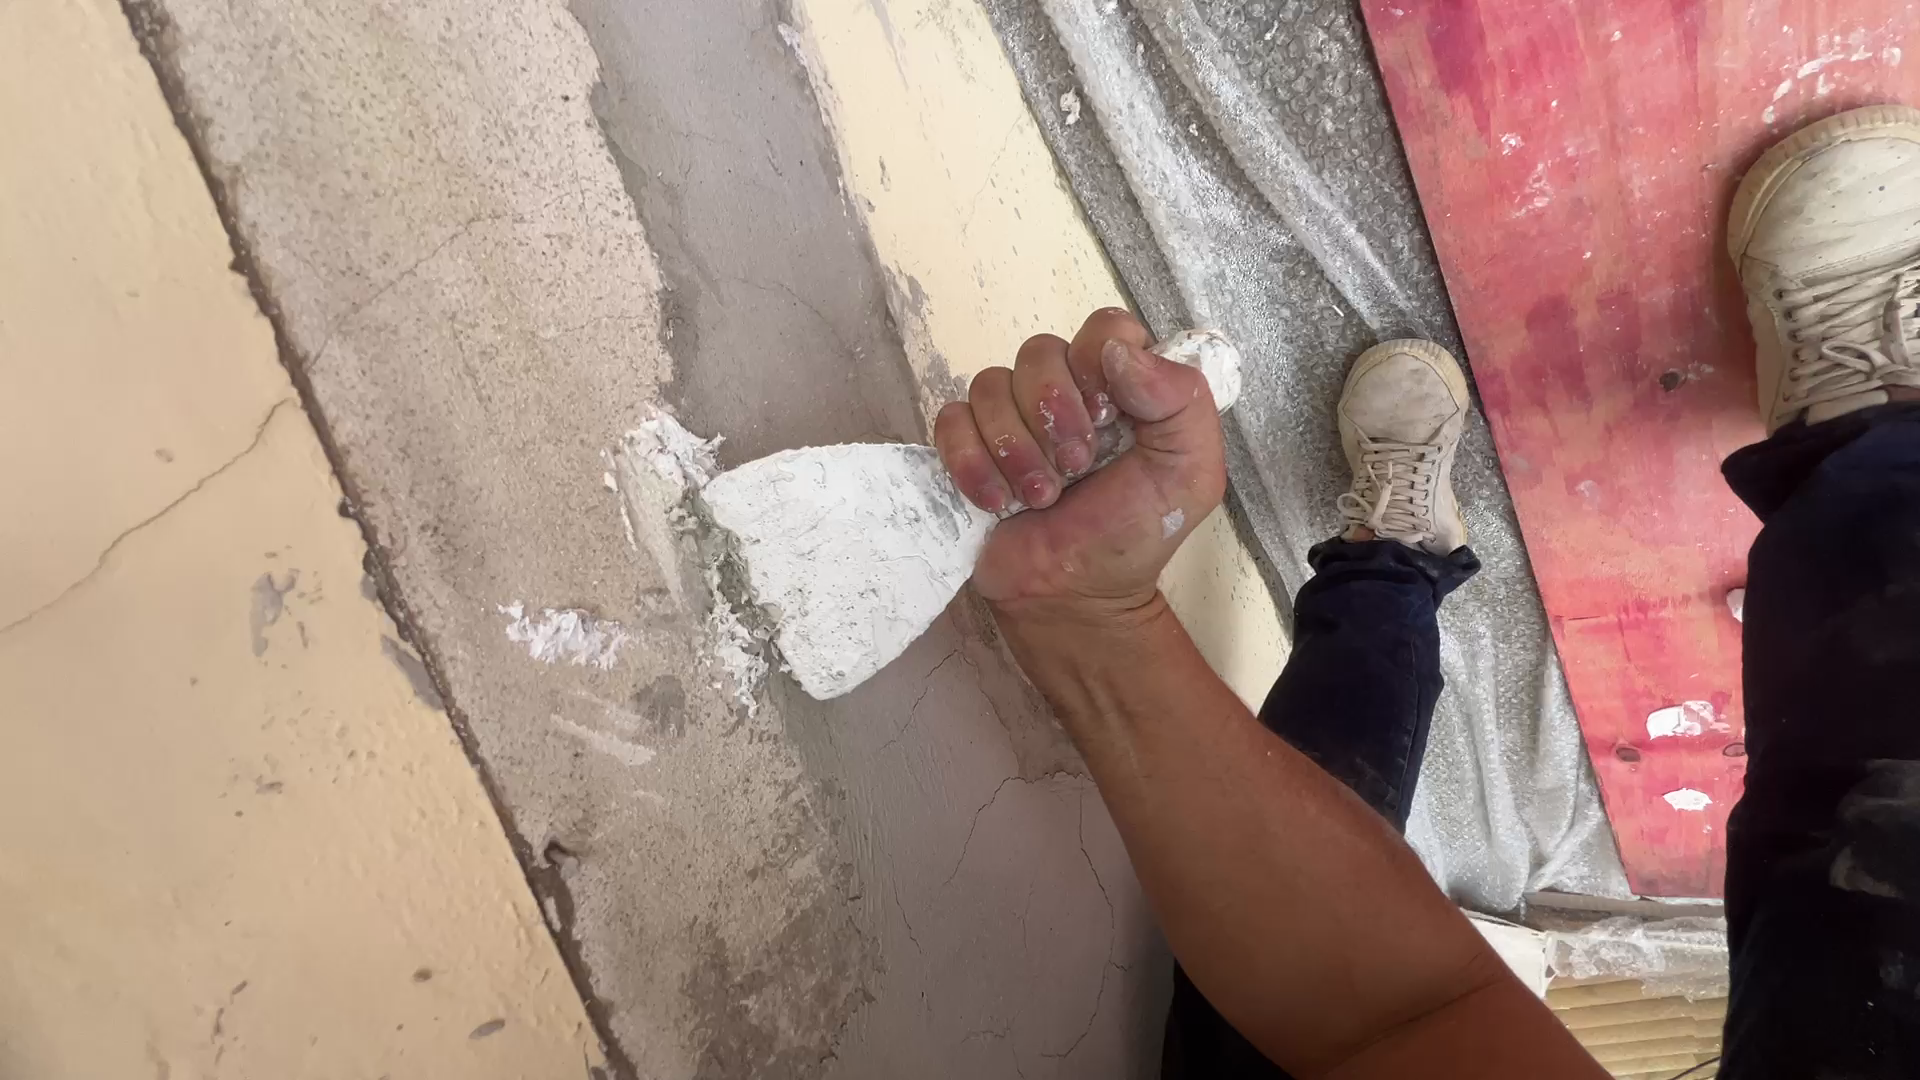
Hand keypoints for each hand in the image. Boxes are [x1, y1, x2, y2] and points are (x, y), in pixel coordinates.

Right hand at [933, 308, 1226, 628]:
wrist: (1072, 599)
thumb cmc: (1131, 538)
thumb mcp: (1188, 474)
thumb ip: (1181, 400)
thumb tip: (1117, 351)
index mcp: (1119, 388)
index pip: (1103, 328)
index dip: (1096, 363)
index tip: (1107, 418)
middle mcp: (1062, 392)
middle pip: (1038, 351)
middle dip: (1054, 417)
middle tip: (1074, 470)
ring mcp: (1008, 419)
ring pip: (989, 385)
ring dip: (1016, 449)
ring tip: (1038, 498)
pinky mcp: (965, 448)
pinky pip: (950, 421)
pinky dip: (971, 463)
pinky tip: (995, 501)